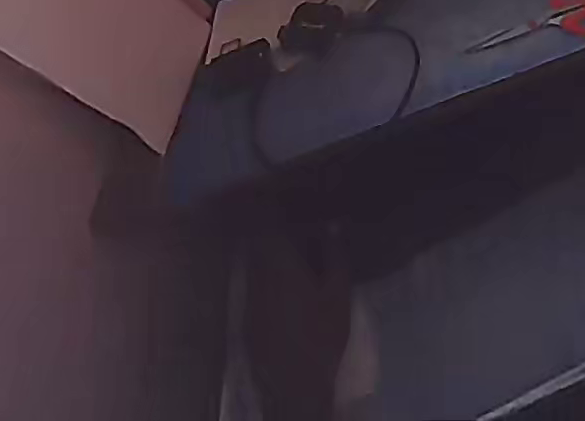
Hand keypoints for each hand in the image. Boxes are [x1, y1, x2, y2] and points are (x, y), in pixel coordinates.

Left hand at [244, 223, 350, 420]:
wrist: (294, 388)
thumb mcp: (338, 292)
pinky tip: (282, 283)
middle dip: (274, 227)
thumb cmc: (320, 335)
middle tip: (295, 223)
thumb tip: (333, 226)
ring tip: (292, 251)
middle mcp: (257, 272)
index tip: (288, 196)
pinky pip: (254, 282)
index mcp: (278, 259)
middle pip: (260, 238)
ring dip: (270, 251)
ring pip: (256, 260)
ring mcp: (248, 295)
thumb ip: (335, 254)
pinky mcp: (246, 316)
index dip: (276, 204)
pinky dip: (266, 275)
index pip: (269, 219)